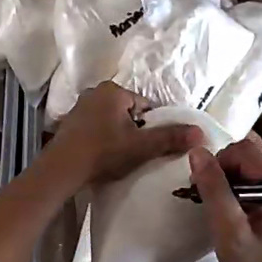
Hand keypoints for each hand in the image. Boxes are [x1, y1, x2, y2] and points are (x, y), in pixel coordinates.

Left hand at [30, 83, 199, 197]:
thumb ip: (170, 138)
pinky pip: (95, 128)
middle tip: (136, 153)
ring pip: (111, 121)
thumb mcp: (141, 146)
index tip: (149, 146)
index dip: (151, 127)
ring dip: (118, 135)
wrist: (61, 171)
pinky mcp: (69, 124)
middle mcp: (95, 92)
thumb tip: (200, 132)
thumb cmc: (103, 152)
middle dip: (134, 130)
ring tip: (119, 158)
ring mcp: (79, 107)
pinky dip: (102, 140)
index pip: (145, 106)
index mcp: (113, 90)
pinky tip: (102, 157)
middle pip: (128, 112)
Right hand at [190, 135, 261, 261]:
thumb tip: (197, 151)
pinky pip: (247, 179)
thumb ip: (215, 190)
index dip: (220, 162)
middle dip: (221, 169)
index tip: (204, 186)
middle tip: (206, 197)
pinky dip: (230, 187)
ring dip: (224, 179)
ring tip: (213, 204)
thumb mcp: (229, 230)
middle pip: (245, 154)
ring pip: (244, 165)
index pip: (245, 150)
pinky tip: (223, 209)